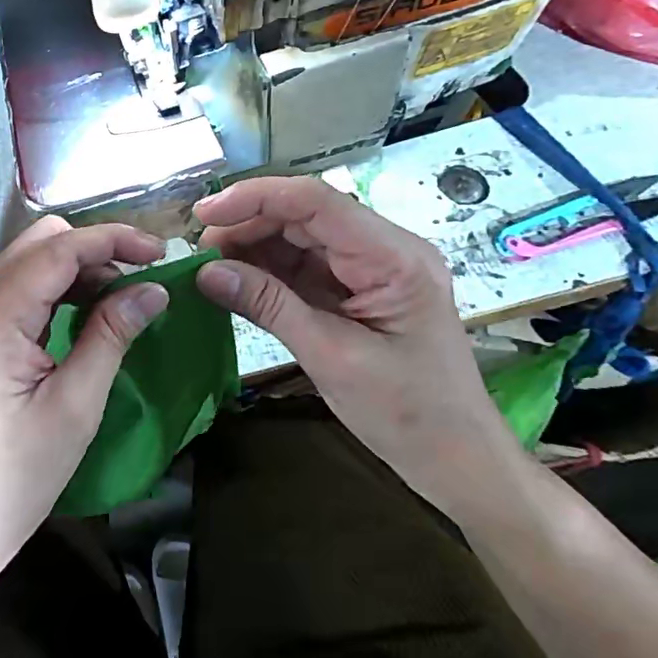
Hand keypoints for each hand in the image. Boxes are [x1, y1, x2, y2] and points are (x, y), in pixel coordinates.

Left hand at [0, 216, 168, 657]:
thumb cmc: (13, 477)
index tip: (161, 254)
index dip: (115, 240)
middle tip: (140, 278)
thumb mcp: (75, 406)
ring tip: (121, 297)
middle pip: (42, 241)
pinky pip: (19, 287)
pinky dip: (56, 287)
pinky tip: (85, 312)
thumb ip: (112, 334)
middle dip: (96, 248)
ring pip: (30, 260)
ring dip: (78, 266)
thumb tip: (154, 289)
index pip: (61, 248)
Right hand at [192, 177, 518, 515]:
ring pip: (304, 237)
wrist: (459, 459)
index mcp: (394, 257)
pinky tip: (238, 278)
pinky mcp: (362, 288)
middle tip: (199, 249)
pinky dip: (271, 269)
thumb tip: (206, 272)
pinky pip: (309, 265)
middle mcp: (386, 249)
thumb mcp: (332, 359)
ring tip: (210, 264)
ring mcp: (374, 267)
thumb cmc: (408, 415)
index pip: (317, 202)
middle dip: (250, 223)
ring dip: (256, 245)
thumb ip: (270, 307)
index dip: (256, 197)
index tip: (204, 212)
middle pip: (307, 214)